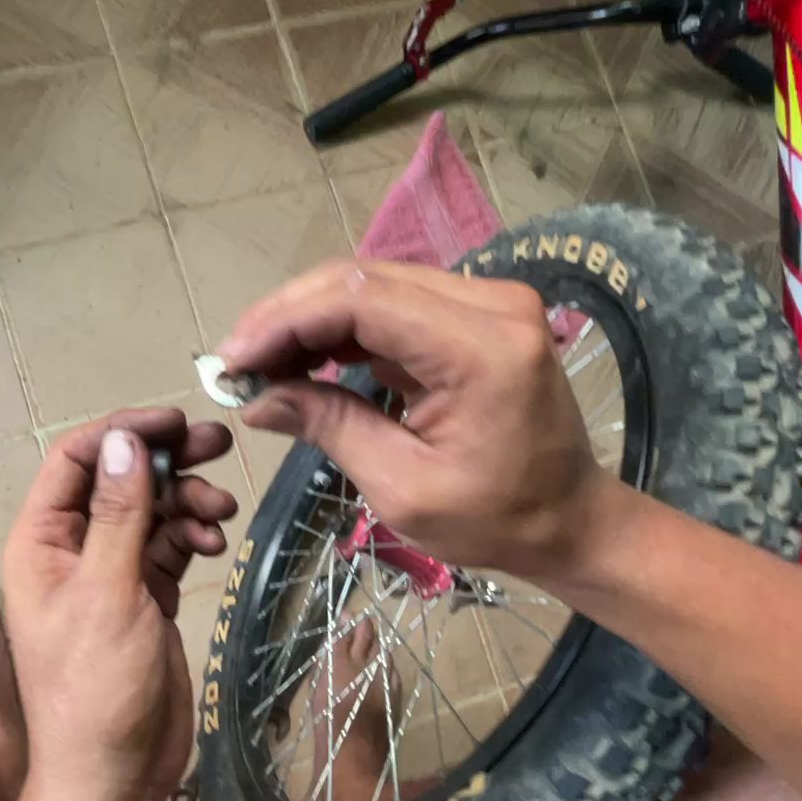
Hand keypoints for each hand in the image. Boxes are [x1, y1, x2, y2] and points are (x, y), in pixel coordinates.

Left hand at [2, 409, 237, 800]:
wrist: (114, 773)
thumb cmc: (96, 685)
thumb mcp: (106, 592)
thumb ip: (118, 515)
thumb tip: (125, 441)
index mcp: (42, 540)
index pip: (76, 460)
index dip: (123, 432)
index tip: (175, 422)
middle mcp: (72, 548)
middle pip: (119, 479)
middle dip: (166, 460)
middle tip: (218, 444)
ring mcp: (110, 571)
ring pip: (150, 510)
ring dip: (187, 501)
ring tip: (222, 510)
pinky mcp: (143, 594)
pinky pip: (169, 546)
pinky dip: (192, 536)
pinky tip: (214, 542)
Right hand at [217, 259, 611, 578]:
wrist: (569, 519)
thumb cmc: (495, 519)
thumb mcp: (402, 487)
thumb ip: (330, 427)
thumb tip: (256, 398)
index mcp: (481, 348)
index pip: (360, 301)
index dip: (284, 322)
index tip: (232, 361)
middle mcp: (488, 303)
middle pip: (359, 280)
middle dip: (284, 317)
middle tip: (233, 362)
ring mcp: (482, 302)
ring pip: (366, 285)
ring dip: (303, 320)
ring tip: (256, 364)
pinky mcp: (469, 315)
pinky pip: (385, 305)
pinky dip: (334, 329)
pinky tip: (298, 359)